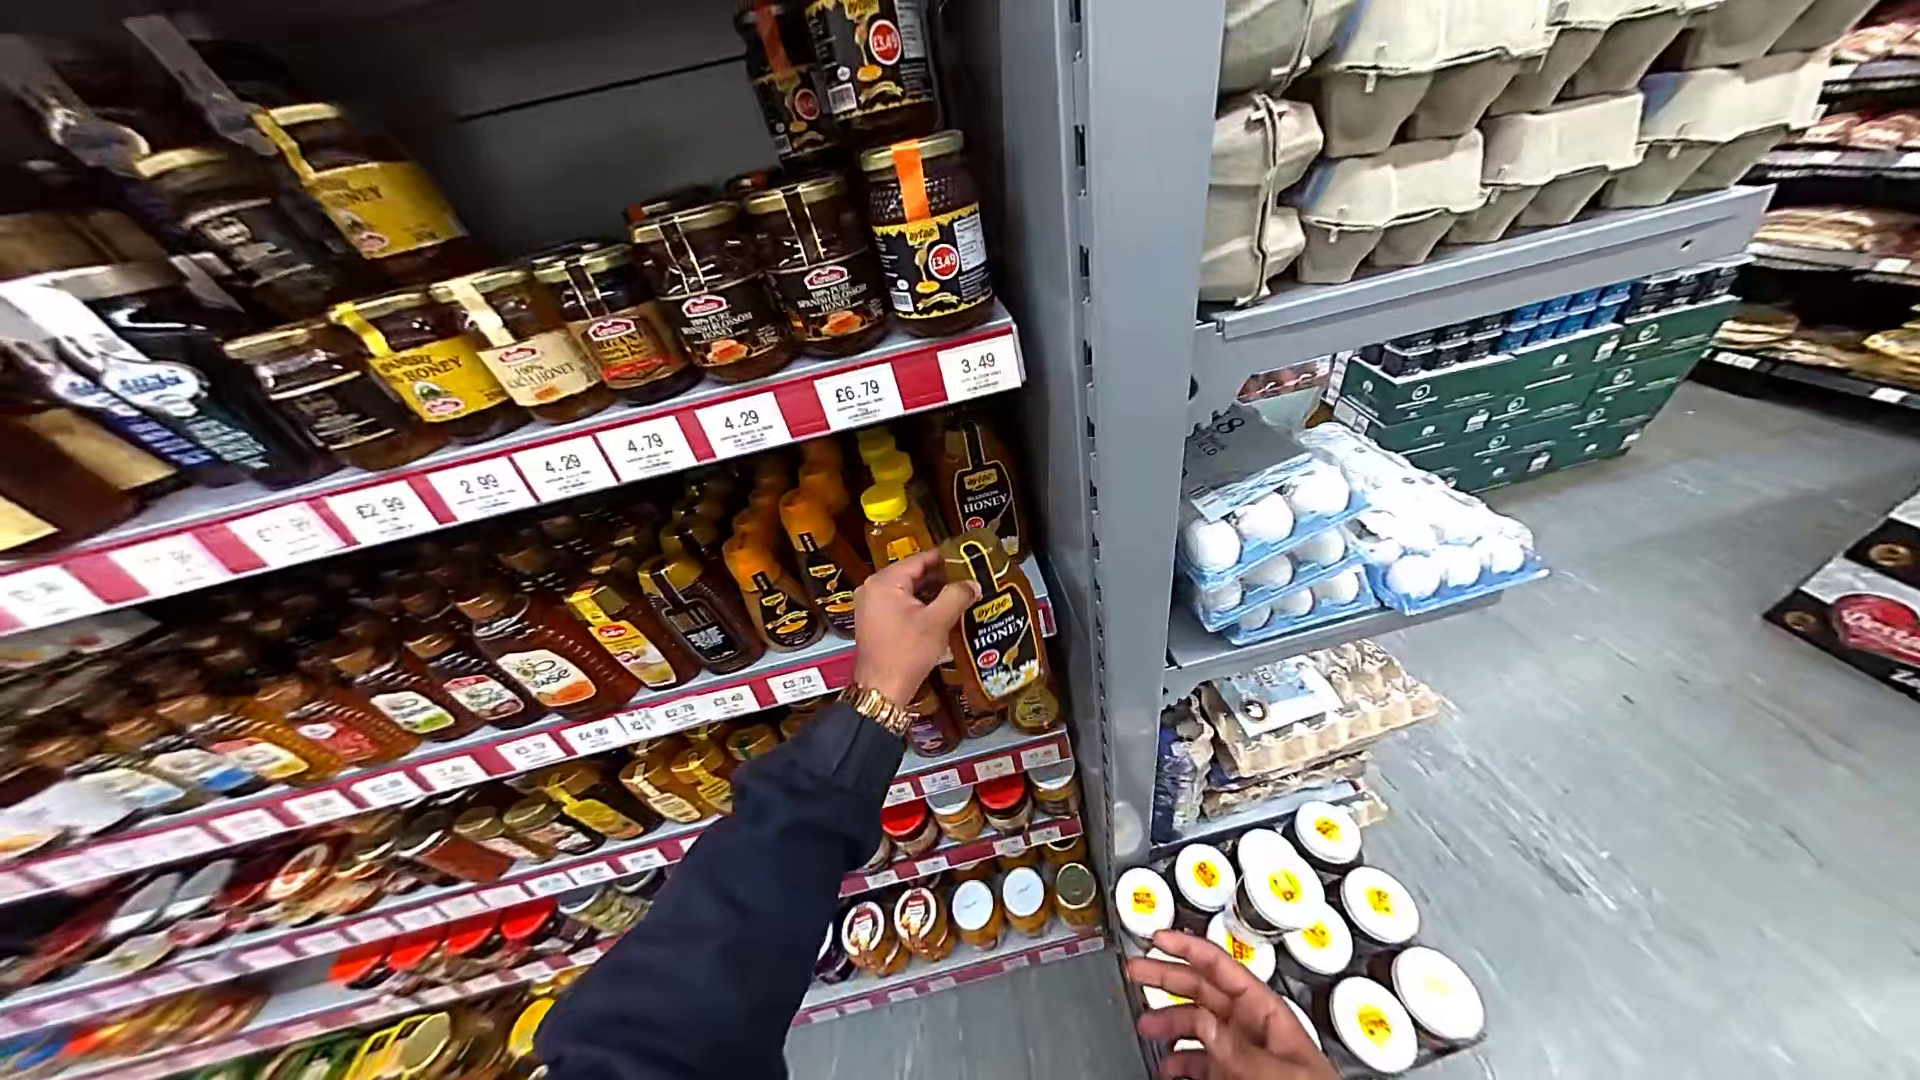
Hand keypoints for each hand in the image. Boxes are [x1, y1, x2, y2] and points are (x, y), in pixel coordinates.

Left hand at [851, 550, 978, 704]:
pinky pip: (898, 603)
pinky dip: (917, 604)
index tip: (964, 558)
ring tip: (957, 593)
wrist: (882, 689)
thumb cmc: (907, 652)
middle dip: (938, 576)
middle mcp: (872, 588)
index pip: (918, 560)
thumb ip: (956, 596)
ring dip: (929, 591)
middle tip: (965, 577)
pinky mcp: (872, 620)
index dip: (943, 558)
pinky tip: (938, 610)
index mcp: (884, 582)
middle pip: (911, 573)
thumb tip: (972, 584)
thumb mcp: (937, 622)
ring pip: (905, 589)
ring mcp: (869, 605)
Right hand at [1126, 930, 1338, 1079]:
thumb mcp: (1282, 1076)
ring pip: (1196, 1024)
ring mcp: (1242, 1054)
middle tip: (1135, 969)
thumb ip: (1241, 1049)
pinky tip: (1168, 1068)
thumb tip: (1203, 1020)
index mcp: (1267, 1013)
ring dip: (1168, 1022)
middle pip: (1201, 989)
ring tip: (1145, 1026)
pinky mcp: (1235, 1079)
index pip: (1221, 966)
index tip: (1158, 937)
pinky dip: (1180, 1062)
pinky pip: (1201, 1061)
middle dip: (1165, 977)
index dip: (1187, 946)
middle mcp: (1251, 1027)